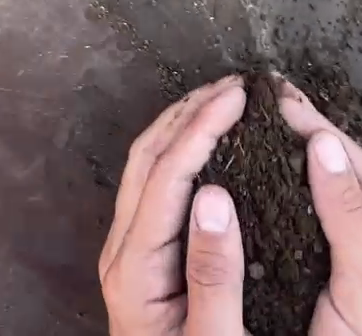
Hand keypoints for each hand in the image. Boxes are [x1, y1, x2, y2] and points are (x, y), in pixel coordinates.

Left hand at [99, 75, 248, 335]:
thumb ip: (214, 276)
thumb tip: (217, 196)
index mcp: (135, 265)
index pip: (167, 174)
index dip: (202, 128)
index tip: (238, 97)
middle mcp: (124, 245)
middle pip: (150, 155)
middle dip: (190, 111)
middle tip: (234, 85)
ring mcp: (128, 245)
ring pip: (148, 161)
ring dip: (183, 121)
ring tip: (223, 97)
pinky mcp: (141, 249)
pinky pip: (156, 179)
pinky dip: (181, 145)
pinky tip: (209, 138)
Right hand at [277, 80, 361, 335]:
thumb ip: (348, 218)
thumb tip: (324, 144)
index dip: (322, 131)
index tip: (284, 101)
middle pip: (342, 177)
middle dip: (306, 136)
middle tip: (267, 100)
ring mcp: (354, 263)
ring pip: (320, 197)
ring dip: (291, 160)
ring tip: (259, 124)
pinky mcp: (323, 278)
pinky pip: (302, 224)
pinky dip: (281, 195)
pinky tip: (257, 177)